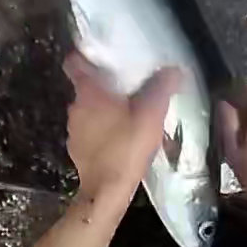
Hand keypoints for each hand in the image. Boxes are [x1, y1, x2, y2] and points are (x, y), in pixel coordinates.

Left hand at [64, 52, 181, 201]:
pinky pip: (89, 132)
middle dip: (103, 88)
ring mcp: (73, 130)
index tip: (100, 58)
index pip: (74, 63)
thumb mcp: (151, 115)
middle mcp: (75, 108)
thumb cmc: (126, 146)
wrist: (106, 189)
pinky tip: (120, 140)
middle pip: (85, 89)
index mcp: (89, 93)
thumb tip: (173, 70)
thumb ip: (161, 89)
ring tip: (127, 116)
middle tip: (127, 89)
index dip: (85, 57)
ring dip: (103, 112)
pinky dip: (101, 132)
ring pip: (88, 112)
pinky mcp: (77, 149)